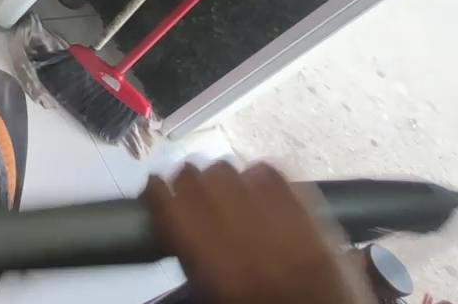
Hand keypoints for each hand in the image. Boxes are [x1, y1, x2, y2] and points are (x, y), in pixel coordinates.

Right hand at [144, 162, 373, 303]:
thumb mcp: (210, 288)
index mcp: (200, 245)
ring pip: (224, 167)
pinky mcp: (301, 203)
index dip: (156, 190)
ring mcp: (265, 206)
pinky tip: (259, 191)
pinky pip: (268, 169)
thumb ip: (189, 249)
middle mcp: (226, 217)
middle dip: (189, 183)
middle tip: (197, 197)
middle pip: (189, 174)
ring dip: (222, 179)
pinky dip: (259, 176)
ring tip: (231, 195)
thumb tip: (172, 217)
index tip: (158, 192)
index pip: (160, 193)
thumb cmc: (254, 301)